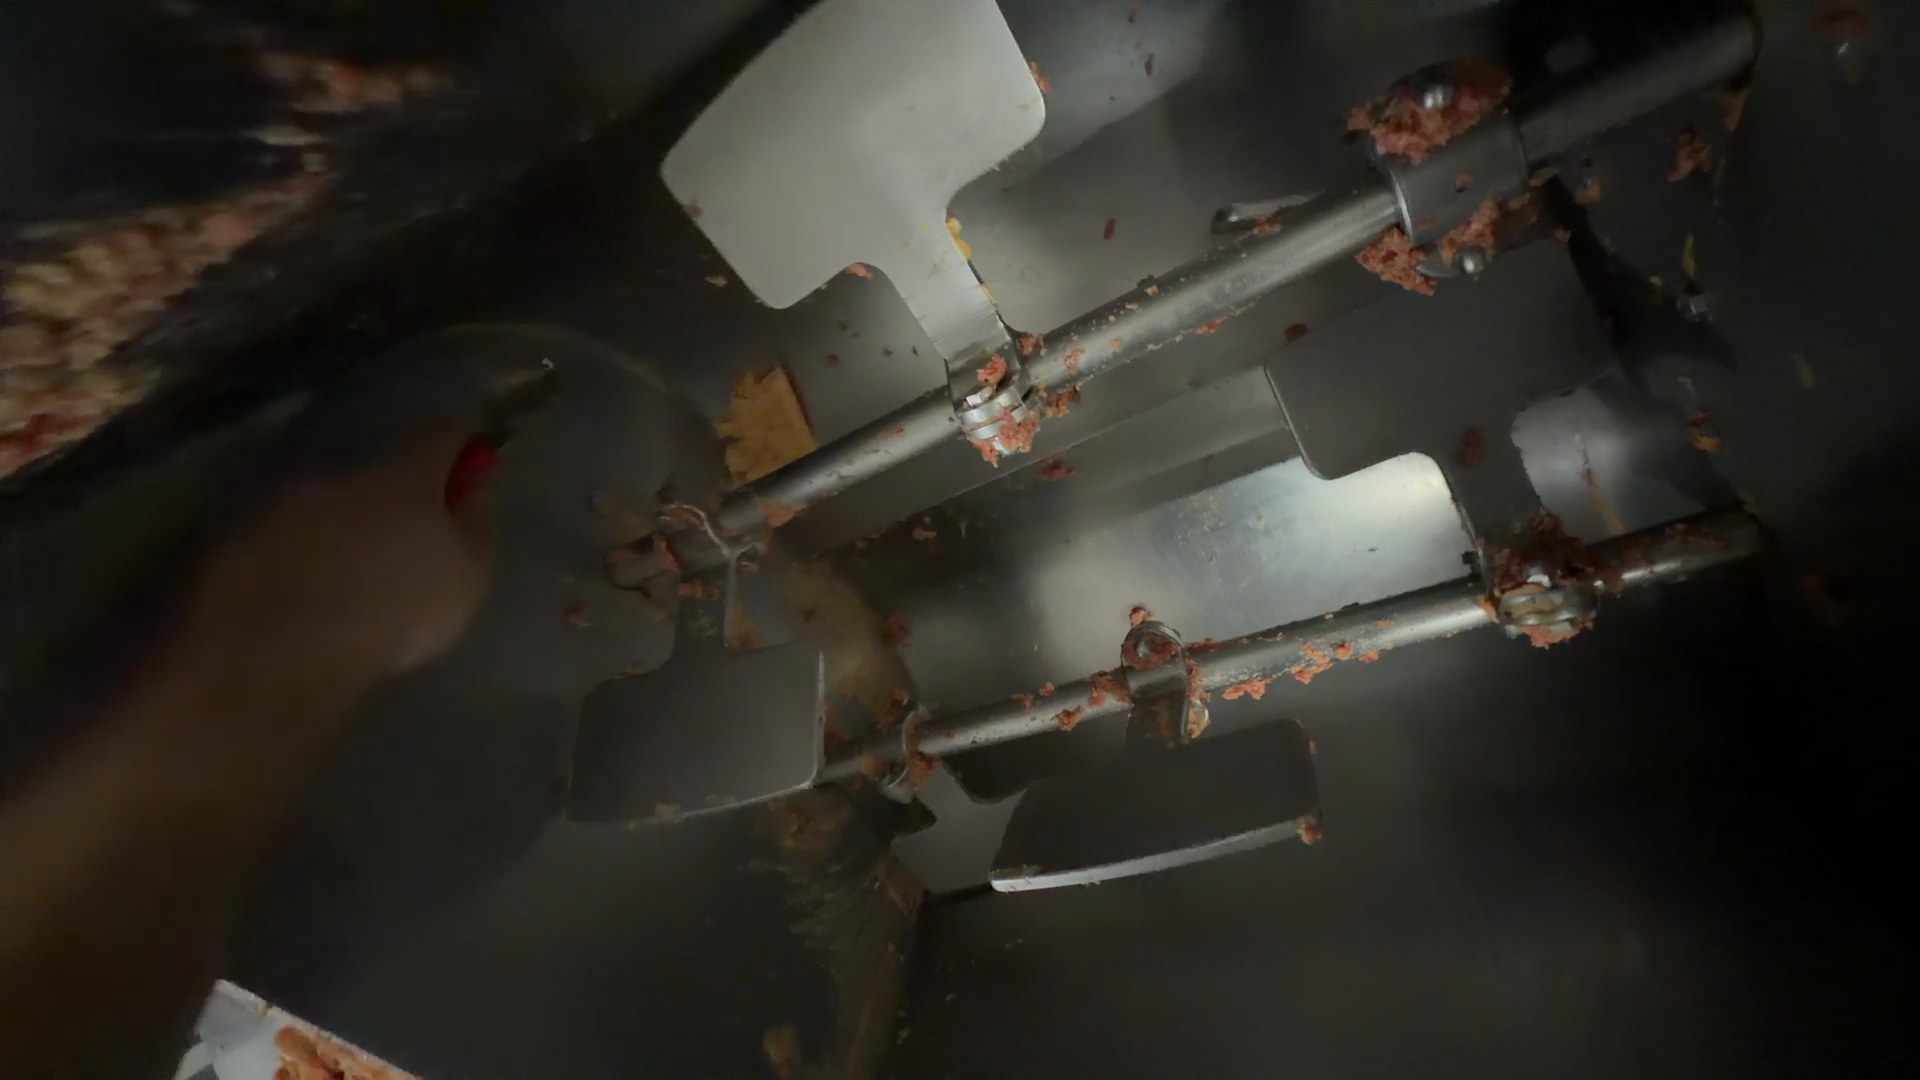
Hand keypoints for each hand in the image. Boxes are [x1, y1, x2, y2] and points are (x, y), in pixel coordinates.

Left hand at [189, 432, 496, 687]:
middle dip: (405, 498)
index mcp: (403, 478)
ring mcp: (282, 510)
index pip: (441, 436)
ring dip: (356, 529)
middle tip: (422, 541)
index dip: (463, 443)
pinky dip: (315, 559)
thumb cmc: (400, 606)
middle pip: (383, 476)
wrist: (277, 653)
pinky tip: (324, 597)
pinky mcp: (239, 546)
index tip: (476, 460)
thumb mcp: (470, 570)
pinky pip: (295, 543)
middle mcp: (340, 478)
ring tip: (369, 578)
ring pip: (335, 509)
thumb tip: (472, 486)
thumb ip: (475, 520)